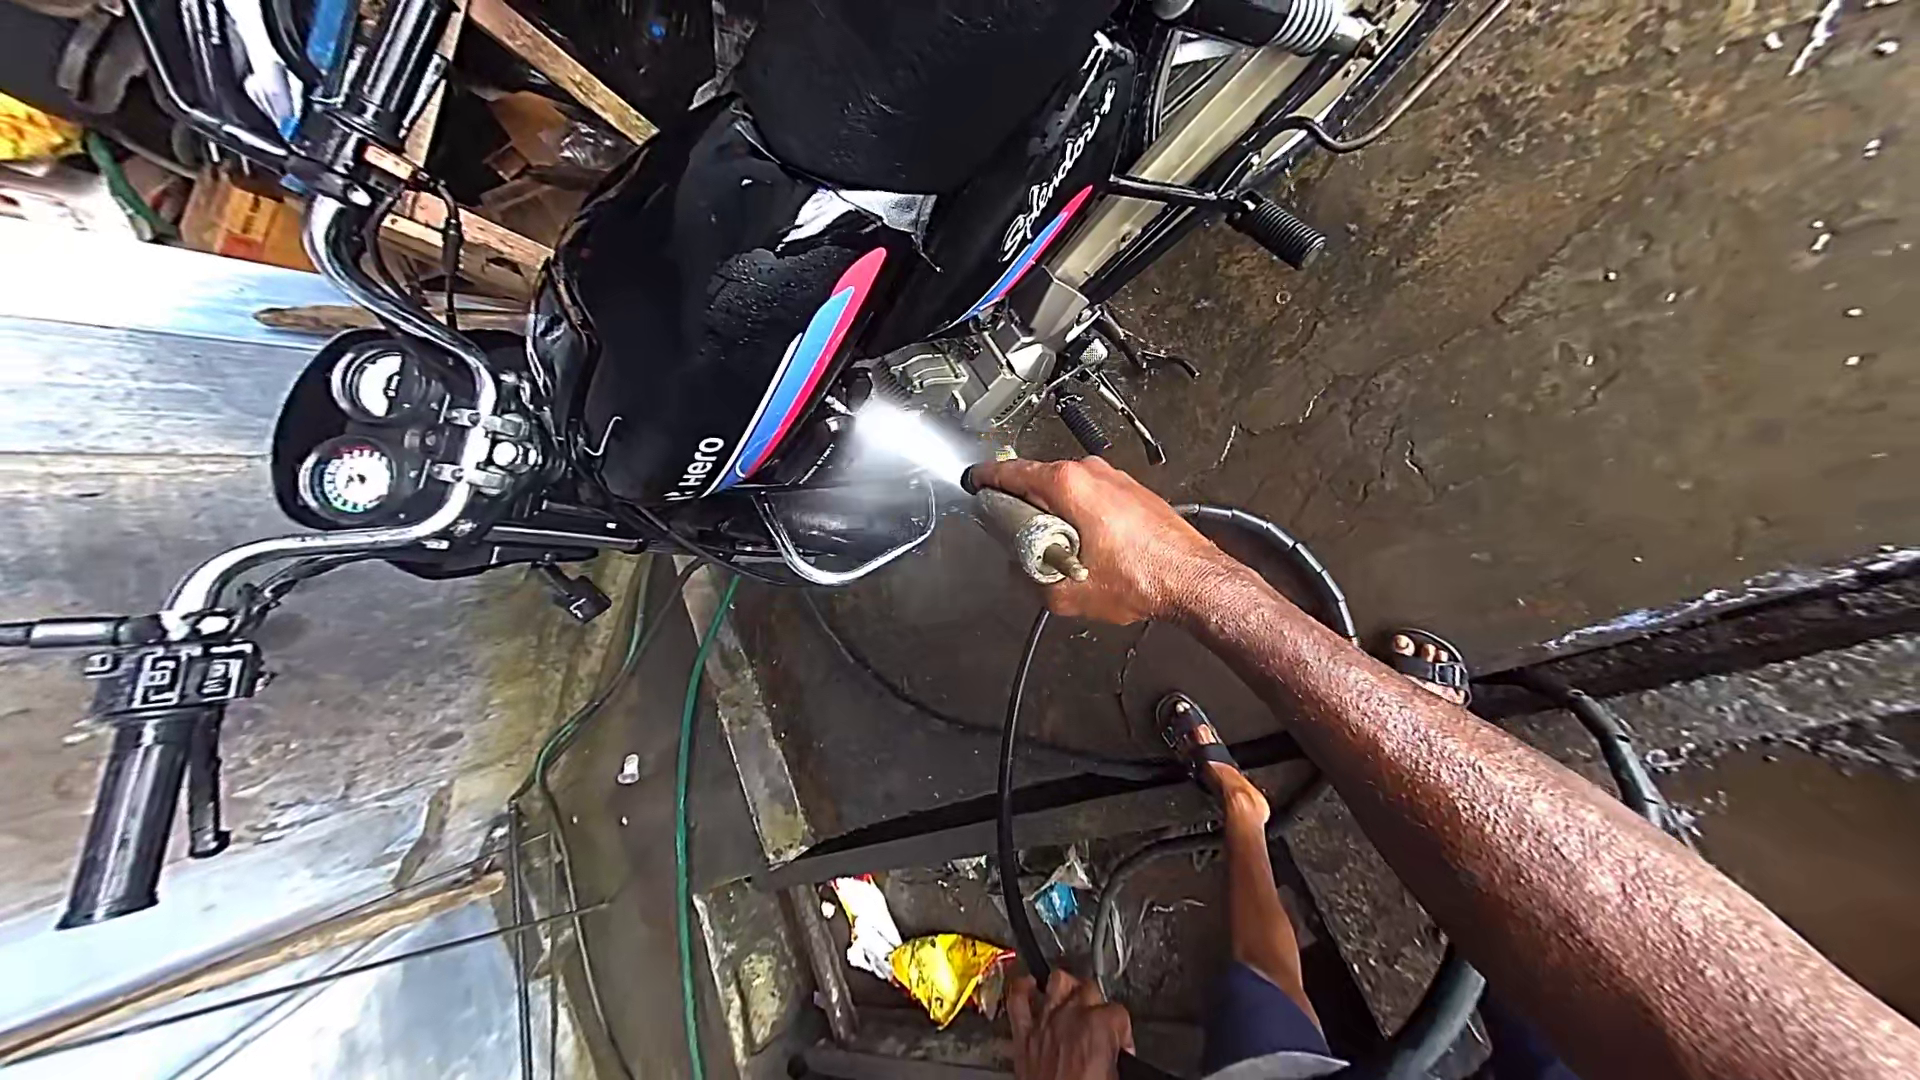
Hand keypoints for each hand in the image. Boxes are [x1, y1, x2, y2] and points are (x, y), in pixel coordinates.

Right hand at [967, 457, 1243, 623]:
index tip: (975, 483)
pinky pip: (1090, 495)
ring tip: (1055, 545)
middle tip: (1012, 531)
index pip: (1012, 472)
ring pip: (1065, 488)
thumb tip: (1021, 570)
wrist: (1194, 580)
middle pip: (1038, 479)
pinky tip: (1083, 543)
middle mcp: (1092, 472)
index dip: (987, 479)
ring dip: (1052, 509)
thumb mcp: (1068, 592)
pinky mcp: (1131, 491)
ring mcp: (1115, 478)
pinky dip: (1077, 512)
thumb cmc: (1144, 578)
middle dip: (1021, 503)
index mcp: (1069, 485)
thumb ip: (1031, 579)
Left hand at [1008, 970, 1133, 1079]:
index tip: (1123, 1048)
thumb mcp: (1115, 1078)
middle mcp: (1070, 1017)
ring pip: (1057, 981)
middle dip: (1098, 1005)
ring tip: (1072, 998)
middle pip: (1089, 989)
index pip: (1119, 1014)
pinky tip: (1030, 986)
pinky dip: (1023, 988)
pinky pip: (1017, 999)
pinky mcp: (1023, 1035)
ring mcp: (1045, 1022)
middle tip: (1101, 1026)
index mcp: (1098, 1028)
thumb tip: (1120, 1061)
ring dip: (1066, 988)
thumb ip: (1120, 1062)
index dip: (1124, 1033)